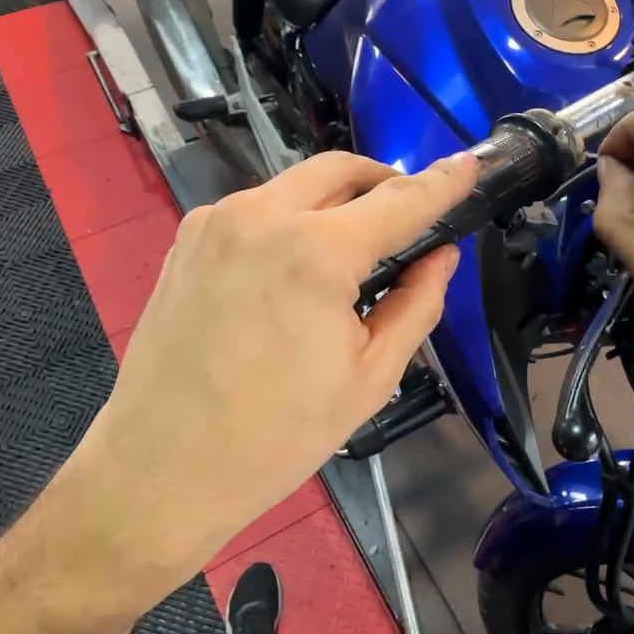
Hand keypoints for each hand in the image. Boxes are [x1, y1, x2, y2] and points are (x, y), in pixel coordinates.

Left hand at [69, 151, 478, 577]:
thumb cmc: (278, 436)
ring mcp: (216, 222)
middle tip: (407, 217)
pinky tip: (290, 271)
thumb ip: (416, 305)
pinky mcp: (187, 240)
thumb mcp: (369, 377)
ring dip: (333, 202)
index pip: (400, 201)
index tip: (470, 164)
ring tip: (349, 253)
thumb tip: (440, 258)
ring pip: (294, 186)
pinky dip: (287, 221)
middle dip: (383, 181)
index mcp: (315, 252)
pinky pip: (255, 210)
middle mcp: (261, 216)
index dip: (444, 182)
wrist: (163, 468)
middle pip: (341, 170)